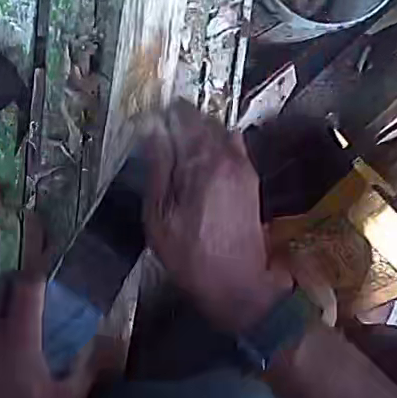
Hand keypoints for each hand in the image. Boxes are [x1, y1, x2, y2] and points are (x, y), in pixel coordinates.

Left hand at [0, 271, 102, 397]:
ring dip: (11, 302)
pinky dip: (1, 323)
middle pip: (3, 284)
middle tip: (46, 285)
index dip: (42, 263)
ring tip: (35, 320)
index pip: (28, 284)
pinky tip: (16, 348)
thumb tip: (111, 343)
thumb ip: (88, 370)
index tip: (56, 251)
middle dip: (24, 277)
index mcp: (18, 337)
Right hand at [141, 103, 292, 333]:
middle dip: (179, 120)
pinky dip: (213, 145)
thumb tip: (152, 130)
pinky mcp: (250, 178)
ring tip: (175, 150)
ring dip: (196, 132)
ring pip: (217, 131)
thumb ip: (157, 167)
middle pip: (202, 119)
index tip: (145, 122)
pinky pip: (230, 146)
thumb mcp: (159, 215)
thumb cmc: (191, 255)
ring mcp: (244, 165)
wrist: (237, 283)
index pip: (181, 116)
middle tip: (157, 134)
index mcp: (203, 160)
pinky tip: (198, 163)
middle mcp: (229, 155)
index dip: (161, 114)